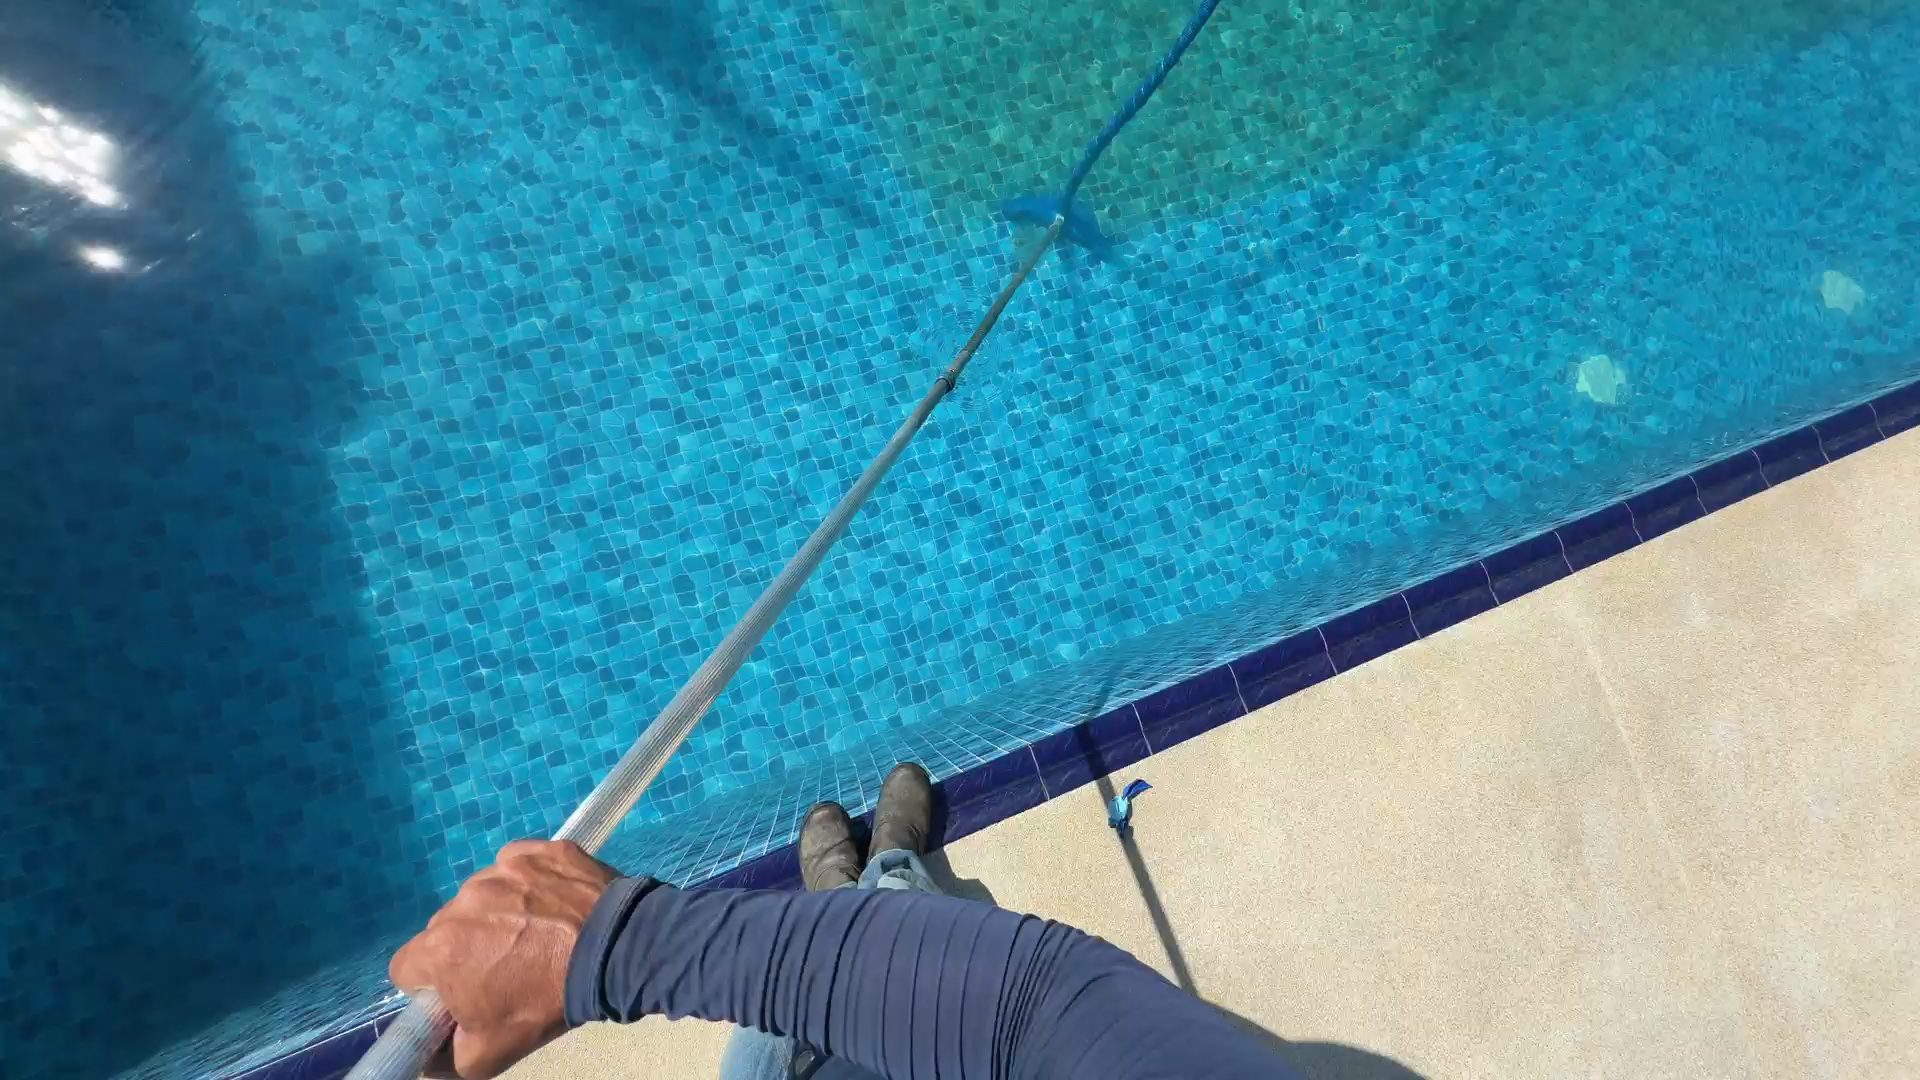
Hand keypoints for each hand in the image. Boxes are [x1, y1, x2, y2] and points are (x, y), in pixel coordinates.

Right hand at [390, 839, 618, 1078]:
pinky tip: (549, 897)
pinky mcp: (546, 848)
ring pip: (484, 890)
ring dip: (498, 907)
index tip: (461, 987)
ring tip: (534, 927)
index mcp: (442, 947)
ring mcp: (510, 866)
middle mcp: (469, 898)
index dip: (430, 982)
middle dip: (465, 942)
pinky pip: (520, 862)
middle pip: (447, 924)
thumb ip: (440, 1057)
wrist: (616, 950)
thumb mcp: (482, 1055)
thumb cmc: (547, 1001)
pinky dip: (528, 877)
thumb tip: (428, 1050)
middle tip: (505, 958)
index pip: (408, 965)